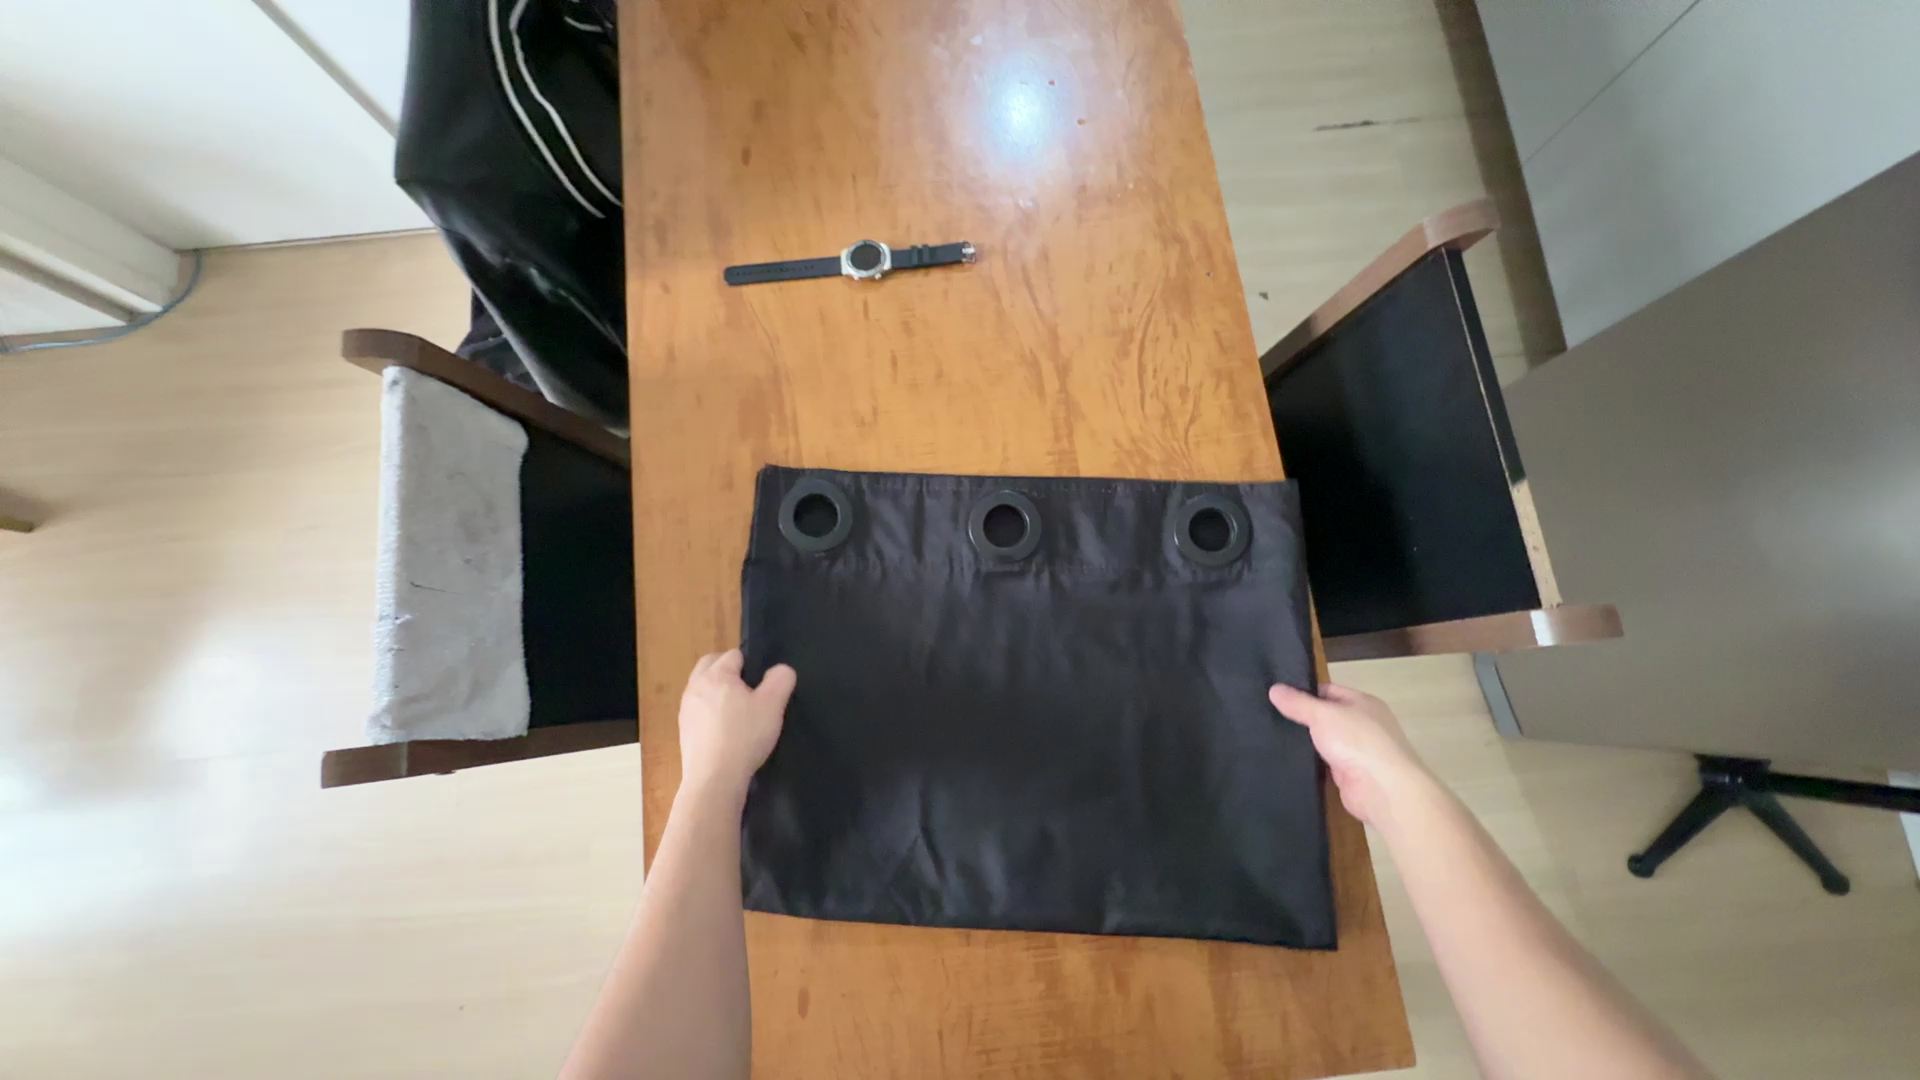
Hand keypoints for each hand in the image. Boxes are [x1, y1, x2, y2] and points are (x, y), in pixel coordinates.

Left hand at [677, 649, 795, 802]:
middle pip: (710, 664)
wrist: (715, 778)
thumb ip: (780, 680)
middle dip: (727, 669)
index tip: (762, 684)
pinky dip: (709, 711)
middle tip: (747, 688)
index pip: (734, 654)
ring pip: (701, 687)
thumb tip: (780, 669)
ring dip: (716, 690)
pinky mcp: (683, 730)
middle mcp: (696, 686)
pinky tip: (724, 729)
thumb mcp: (773, 705)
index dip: (751, 665)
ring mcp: (686, 709)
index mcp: (716, 675)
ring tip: (736, 709)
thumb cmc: (744, 736)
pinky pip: (697, 709)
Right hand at [1269, 682, 1437, 828]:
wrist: (1383, 790)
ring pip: (1325, 741)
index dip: (1303, 692)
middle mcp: (1364, 724)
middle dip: (1302, 718)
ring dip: (1306, 742)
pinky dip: (1311, 762)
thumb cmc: (1357, 741)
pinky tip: (1287, 760)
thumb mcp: (1322, 714)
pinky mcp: (1350, 775)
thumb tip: (1274, 689)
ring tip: (1272, 737)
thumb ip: (1297, 703)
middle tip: (1269, 716)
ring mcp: (1358, 751)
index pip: (1328, 691)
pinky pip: (1325, 763)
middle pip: (1326, 716)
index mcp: (1364, 703)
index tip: (1277, 697)